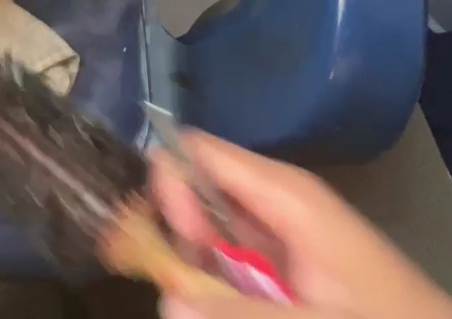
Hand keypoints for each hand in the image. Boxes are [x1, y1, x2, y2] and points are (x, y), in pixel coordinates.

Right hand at [150, 133, 451, 318]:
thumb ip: (242, 314)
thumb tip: (165, 304)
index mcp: (282, 191)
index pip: (195, 150)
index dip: (172, 187)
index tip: (183, 244)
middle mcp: (273, 200)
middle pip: (193, 190)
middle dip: (177, 234)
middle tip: (184, 285)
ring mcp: (280, 234)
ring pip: (206, 230)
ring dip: (194, 267)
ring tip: (205, 304)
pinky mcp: (286, 266)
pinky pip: (230, 259)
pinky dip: (218, 284)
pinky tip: (226, 309)